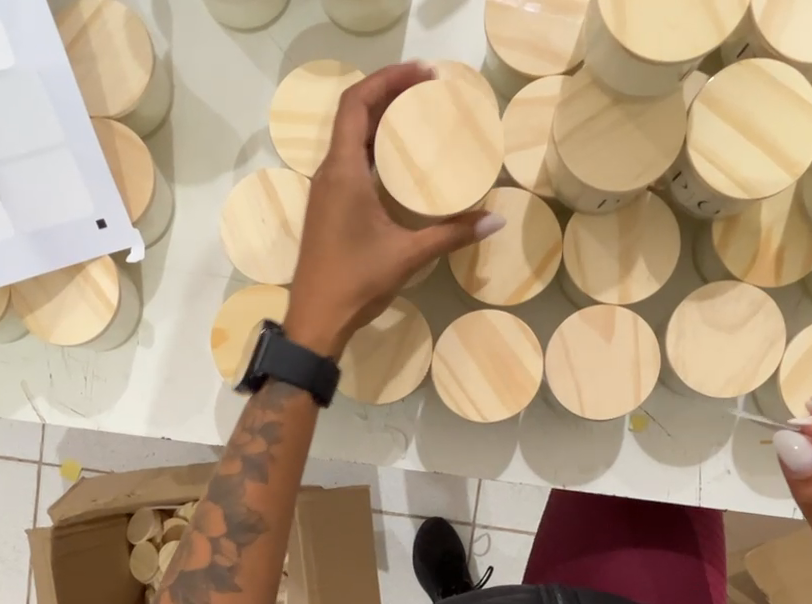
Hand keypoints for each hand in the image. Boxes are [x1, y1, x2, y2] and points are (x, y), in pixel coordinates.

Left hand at [283, 62, 505, 356]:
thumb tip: (495, 220)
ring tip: (417, 119)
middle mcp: (329, 174)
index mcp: (343, 172)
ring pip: (349, 140)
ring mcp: (325, 193)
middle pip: (353, 116)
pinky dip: (373, 151)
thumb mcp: (408, 256)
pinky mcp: (328, 211)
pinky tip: (399, 164)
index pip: (356, 104)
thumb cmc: (355, 283)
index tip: (423, 75)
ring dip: (379, 123)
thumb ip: (451, 235)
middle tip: (428, 92)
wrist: (316, 321)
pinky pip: (350, 165)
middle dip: (389, 95)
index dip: (387, 79)